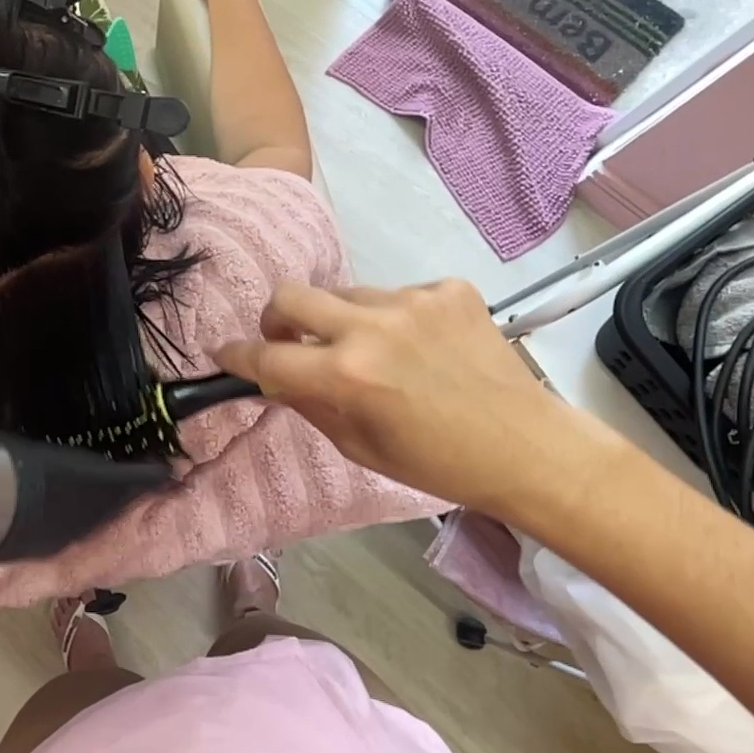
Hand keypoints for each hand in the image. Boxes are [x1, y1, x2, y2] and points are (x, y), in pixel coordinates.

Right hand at [214, 281, 625, 520]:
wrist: (528, 448)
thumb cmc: (437, 463)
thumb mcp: (359, 447)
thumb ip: (309, 403)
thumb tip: (275, 377)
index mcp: (347, 374)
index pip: (268, 355)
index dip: (237, 355)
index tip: (225, 354)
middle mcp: (373, 326)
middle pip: (290, 295)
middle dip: (276, 318)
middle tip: (290, 340)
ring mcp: (413, 300)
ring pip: (346, 295)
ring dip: (343, 320)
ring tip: (376, 352)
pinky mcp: (448, 289)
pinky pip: (397, 294)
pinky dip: (396, 318)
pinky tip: (423, 346)